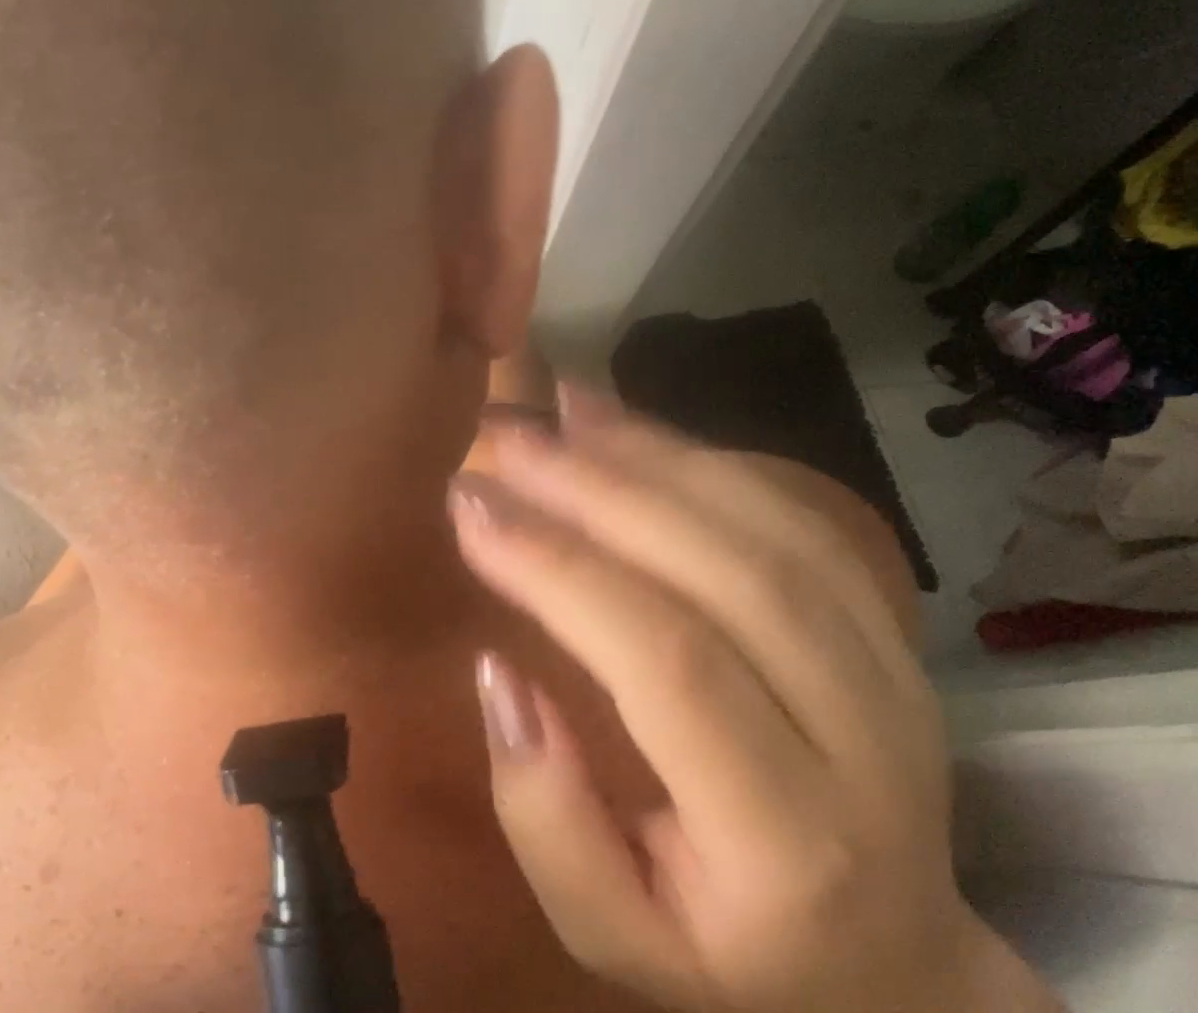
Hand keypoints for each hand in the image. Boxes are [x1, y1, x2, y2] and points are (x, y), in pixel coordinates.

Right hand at [448, 391, 1059, 1012]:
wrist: (889, 967)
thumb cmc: (722, 954)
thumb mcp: (607, 931)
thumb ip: (543, 815)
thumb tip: (498, 673)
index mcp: (786, 835)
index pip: (668, 663)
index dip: (560, 572)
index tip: (468, 509)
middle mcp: (864, 740)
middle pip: (735, 574)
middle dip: (602, 488)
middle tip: (501, 439)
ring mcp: (896, 678)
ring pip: (779, 532)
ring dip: (656, 455)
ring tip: (557, 409)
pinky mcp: (890, 640)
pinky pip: (804, 524)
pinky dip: (711, 462)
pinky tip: (632, 427)